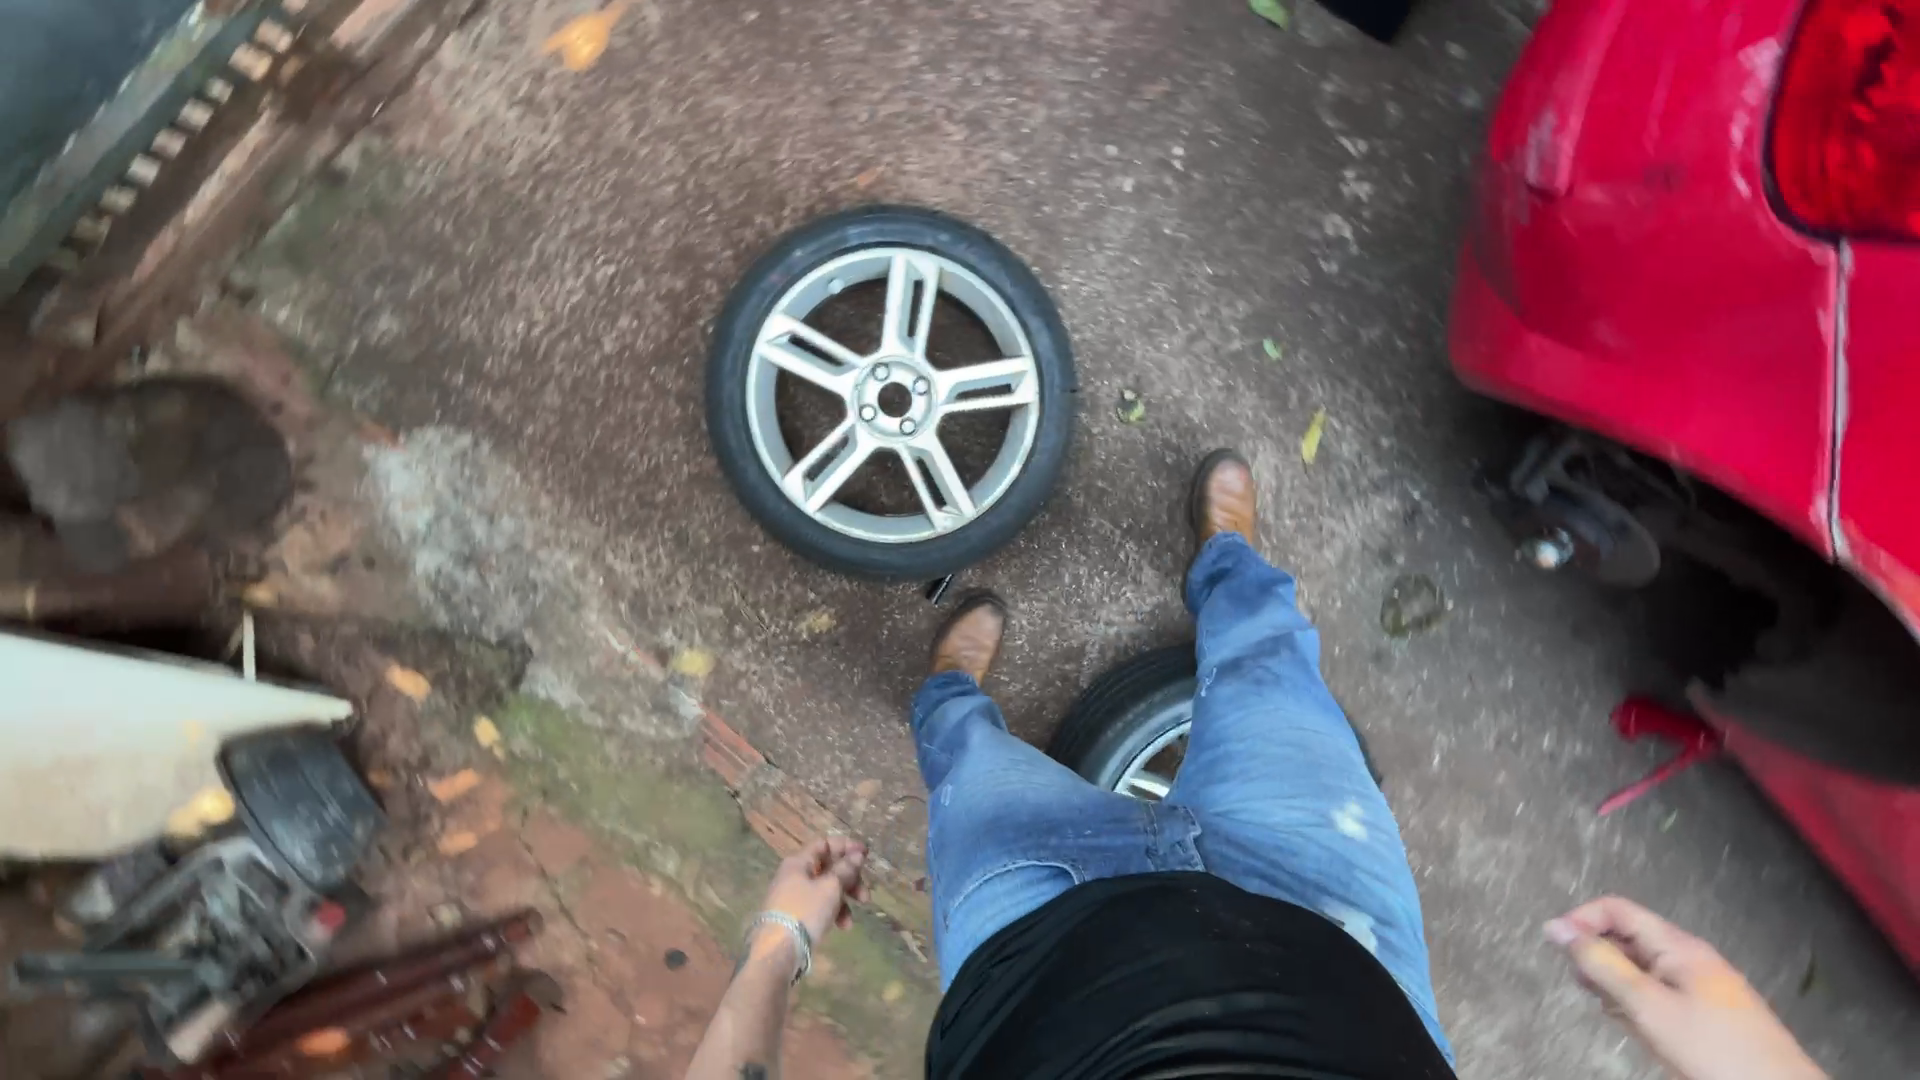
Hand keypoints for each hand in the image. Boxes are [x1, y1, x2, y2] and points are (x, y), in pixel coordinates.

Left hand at [758, 836, 870, 945]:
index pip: (825, 844)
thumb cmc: (804, 913)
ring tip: (851, 920)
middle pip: (828, 868)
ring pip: (825, 889)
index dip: (846, 847)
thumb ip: (845, 869)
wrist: (776, 953)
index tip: (866, 855)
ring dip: (844, 900)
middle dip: (850, 880)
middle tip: (865, 895)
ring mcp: (793, 897)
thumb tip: (857, 854)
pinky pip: (818, 906)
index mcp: (799, 862)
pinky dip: (832, 913)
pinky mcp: (794, 916)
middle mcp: (794, 875)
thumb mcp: (830, 888)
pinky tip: (842, 927)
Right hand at [1545, 897, 1824, 1079]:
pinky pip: (1659, 993)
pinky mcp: (1710, 1015)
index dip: (1582, 921)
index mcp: (1679, 947)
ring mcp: (1703, 988)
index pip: (1616, 909)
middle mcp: (1691, 959)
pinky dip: (1639, 1002)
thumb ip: (1599, 963)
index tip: (1560, 949)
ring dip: (1617, 983)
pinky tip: (1639, 1025)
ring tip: (1614, 1011)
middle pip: (1627, 938)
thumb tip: (1554, 926)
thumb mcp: (1646, 1004)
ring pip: (1641, 968)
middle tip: (1586, 986)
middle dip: (1598, 957)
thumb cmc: (1714, 1049)